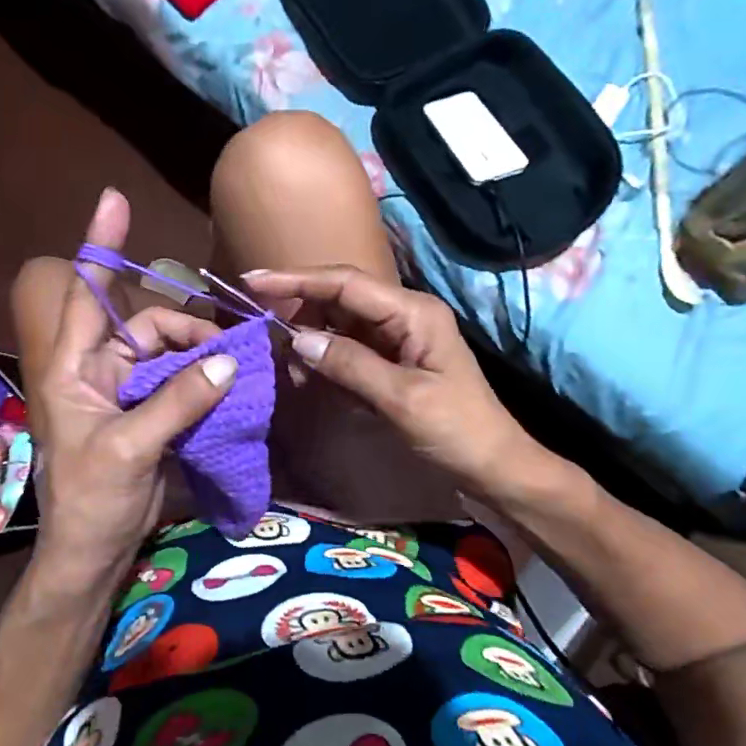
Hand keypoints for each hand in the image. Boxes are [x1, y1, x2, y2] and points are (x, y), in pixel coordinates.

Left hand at [30, 190, 237, 587]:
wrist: (92, 552)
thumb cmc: (91, 498)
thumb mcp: (130, 448)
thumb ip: (178, 402)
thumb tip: (228, 360)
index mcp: (74, 368)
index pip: (86, 294)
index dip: (100, 245)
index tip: (115, 199)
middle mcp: (98, 369)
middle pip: (144, 323)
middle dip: (184, 326)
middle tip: (227, 350)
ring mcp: (126, 391)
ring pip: (168, 353)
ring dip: (201, 355)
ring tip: (236, 370)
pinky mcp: (149, 414)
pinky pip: (180, 382)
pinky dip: (204, 379)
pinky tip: (231, 384)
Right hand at [243, 265, 566, 499]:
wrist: (493, 466)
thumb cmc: (456, 430)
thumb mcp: (402, 399)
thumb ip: (350, 364)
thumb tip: (297, 339)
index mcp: (412, 312)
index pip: (345, 282)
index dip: (296, 279)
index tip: (252, 281)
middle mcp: (403, 314)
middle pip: (338, 296)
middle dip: (298, 308)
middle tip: (261, 329)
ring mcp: (396, 336)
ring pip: (338, 322)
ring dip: (308, 337)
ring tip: (282, 362)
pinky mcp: (390, 359)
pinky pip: (347, 347)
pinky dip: (323, 357)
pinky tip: (304, 374)